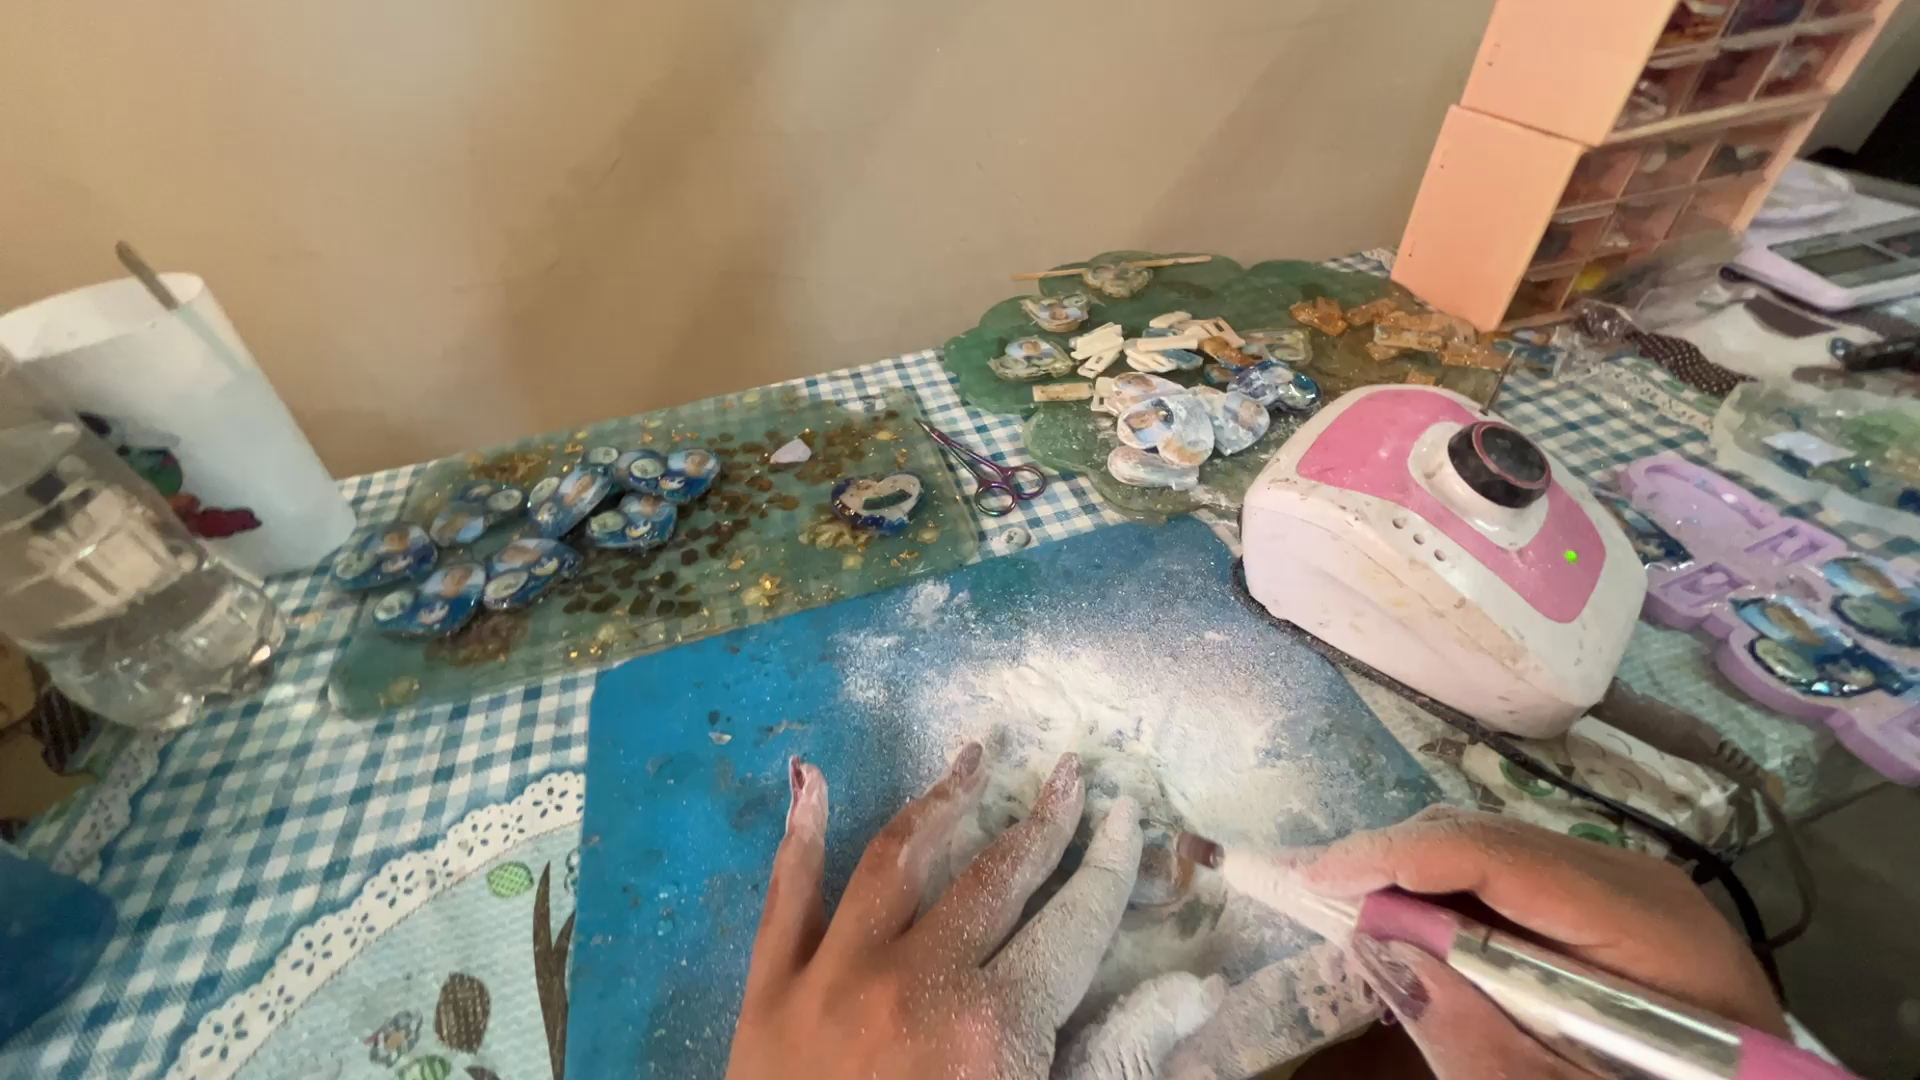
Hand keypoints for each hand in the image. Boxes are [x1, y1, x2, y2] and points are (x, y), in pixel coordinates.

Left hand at [726, 747, 1221, 1079]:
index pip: (1071, 923)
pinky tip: (811, 781)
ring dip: (941, 801)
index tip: (1124, 815)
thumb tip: (1199, 991)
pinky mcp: (770, 988)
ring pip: (897, 858)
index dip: (1106, 866)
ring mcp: (834, 974)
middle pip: (995, 876)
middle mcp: (915, 980)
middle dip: (1043, 821)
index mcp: (992, 1029)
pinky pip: (785, 895)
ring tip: (975, 757)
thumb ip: (1121, 1061)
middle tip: (1069, 771)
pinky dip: (799, 835)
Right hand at [1294, 806, 1786, 1079]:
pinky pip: (1489, 868)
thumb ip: (1479, 1044)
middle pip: (1476, 839)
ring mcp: (1610, 878)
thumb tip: (1376, 949)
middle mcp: (1627, 877)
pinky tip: (1411, 924)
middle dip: (1390, 864)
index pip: (1496, 856)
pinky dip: (1436, 890)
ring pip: (1474, 844)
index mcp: (1647, 926)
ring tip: (1357, 912)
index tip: (1316, 878)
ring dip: (1407, 877)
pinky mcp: (1588, 891)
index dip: (1397, 858)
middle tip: (1321, 899)